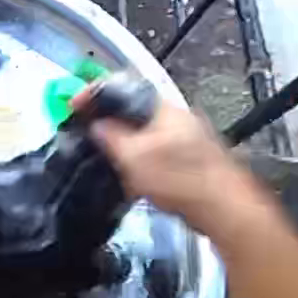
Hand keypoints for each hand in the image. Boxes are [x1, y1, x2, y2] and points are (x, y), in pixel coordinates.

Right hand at [82, 96, 275, 231]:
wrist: (226, 209)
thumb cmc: (178, 178)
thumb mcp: (133, 156)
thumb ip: (110, 136)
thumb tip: (96, 124)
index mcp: (161, 108)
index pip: (121, 88)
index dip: (93, 93)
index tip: (72, 105)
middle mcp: (174, 117)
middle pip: (132, 109)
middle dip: (105, 118)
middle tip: (83, 129)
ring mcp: (185, 138)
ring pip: (142, 132)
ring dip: (120, 140)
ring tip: (100, 154)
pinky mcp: (189, 160)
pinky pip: (153, 150)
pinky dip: (135, 157)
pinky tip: (127, 175)